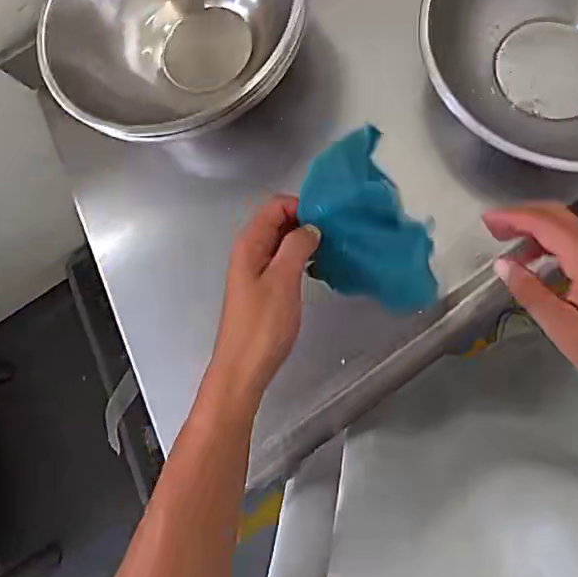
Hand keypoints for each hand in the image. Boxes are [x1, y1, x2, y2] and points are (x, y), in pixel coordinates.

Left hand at [207, 196, 318, 406]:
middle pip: (280, 220)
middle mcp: (250, 250)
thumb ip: (297, 246)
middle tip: (334, 234)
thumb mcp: (283, 280)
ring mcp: (256, 268)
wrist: (243, 370)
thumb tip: (312, 226)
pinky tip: (317, 268)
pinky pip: (285, 258)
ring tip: (330, 250)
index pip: (276, 205)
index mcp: (250, 244)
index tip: (327, 219)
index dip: (301, 206)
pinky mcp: (265, 285)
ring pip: (284, 240)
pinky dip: (302, 257)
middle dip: (306, 221)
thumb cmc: (262, 326)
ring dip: (306, 241)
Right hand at [488, 202, 577, 420]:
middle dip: (524, 215)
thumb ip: (531, 293)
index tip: (486, 221)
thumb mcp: (565, 330)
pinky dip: (553, 244)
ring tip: (509, 246)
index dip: (513, 217)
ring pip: (570, 228)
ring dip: (538, 229)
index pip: (546, 223)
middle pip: (559, 216)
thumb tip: (502, 264)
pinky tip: (538, 265)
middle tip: (493, 228)